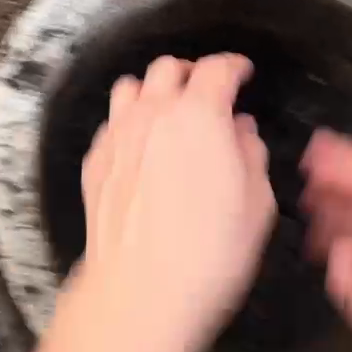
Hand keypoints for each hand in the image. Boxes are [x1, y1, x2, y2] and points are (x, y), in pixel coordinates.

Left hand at [76, 54, 276, 347]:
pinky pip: (111, 122)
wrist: (140, 286)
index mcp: (198, 116)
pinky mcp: (95, 157)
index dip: (233, 65)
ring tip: (169, 111)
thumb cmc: (208, 250)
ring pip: (131, 87)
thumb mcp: (256, 204)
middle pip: (166, 67)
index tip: (242, 70)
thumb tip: (241, 131)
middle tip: (207, 89)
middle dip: (191, 71)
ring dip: (153, 91)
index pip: (216, 69)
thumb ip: (250, 154)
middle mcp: (152, 113)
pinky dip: (130, 122)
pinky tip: (142, 146)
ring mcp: (117, 132)